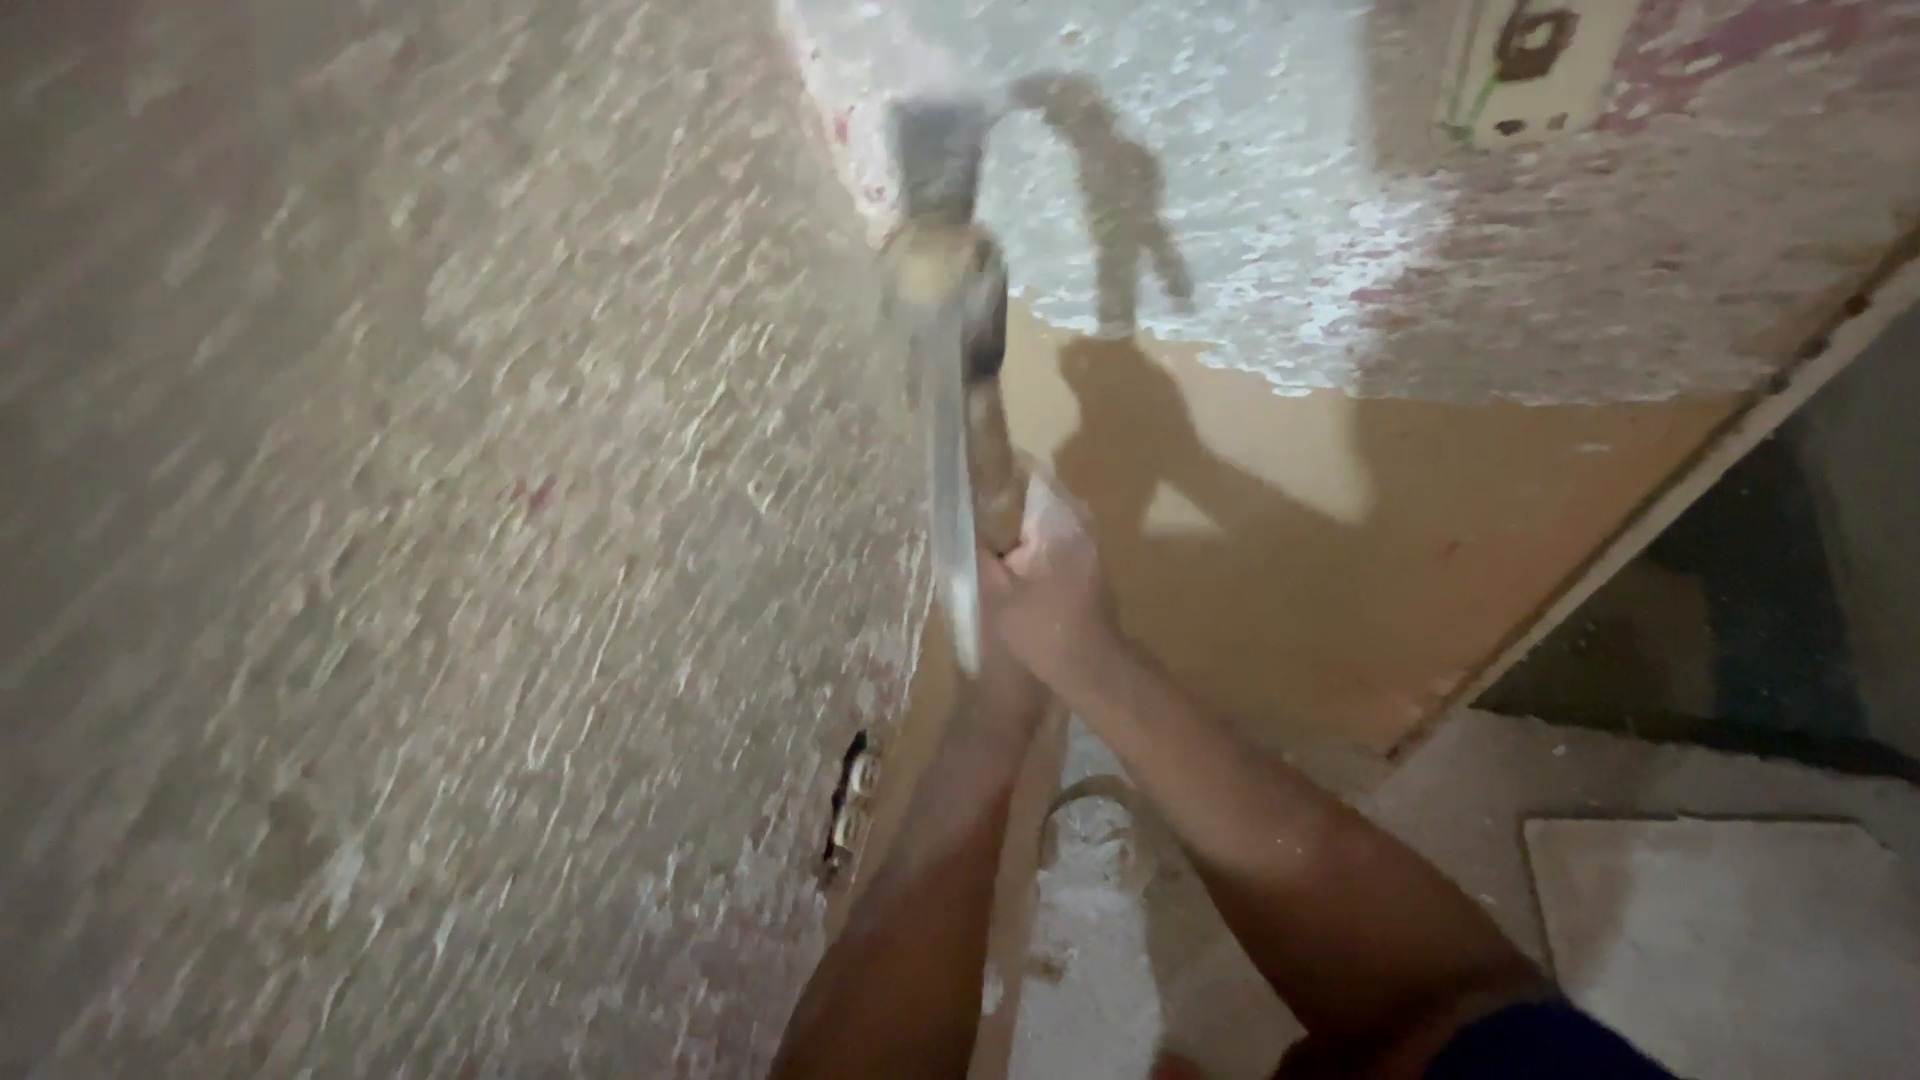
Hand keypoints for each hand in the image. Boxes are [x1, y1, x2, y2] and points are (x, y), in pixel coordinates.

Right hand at [979, 471, 1122, 692]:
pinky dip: (1030, 540)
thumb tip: (953, 516)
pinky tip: (1008, 559)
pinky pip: (1053, 534)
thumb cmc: (1040, 628)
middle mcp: (1079, 518)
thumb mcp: (994, 590)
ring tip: (982, 535)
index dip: (992, 474)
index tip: (965, 484)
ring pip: (1042, 514)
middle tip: (966, 513)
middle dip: (1000, 501)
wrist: (1088, 667)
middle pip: (1033, 492)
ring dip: (1015, 523)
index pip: (1024, 472)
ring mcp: (1088, 538)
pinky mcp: (1088, 558)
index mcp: (1057, 518)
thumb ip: (974, 548)